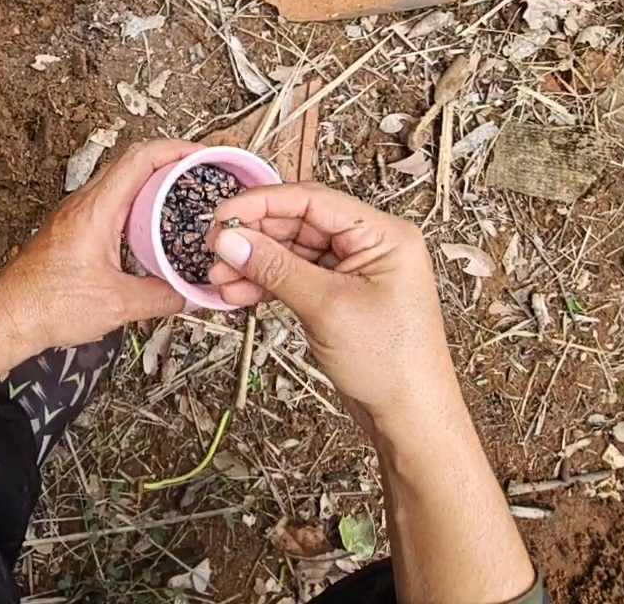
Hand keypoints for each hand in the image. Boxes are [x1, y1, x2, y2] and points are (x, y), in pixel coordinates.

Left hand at [0, 139, 196, 384]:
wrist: (7, 316)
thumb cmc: (46, 304)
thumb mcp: (117, 304)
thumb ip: (159, 296)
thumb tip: (187, 293)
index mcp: (96, 210)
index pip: (140, 159)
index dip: (175, 148)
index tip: (200, 152)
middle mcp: (84, 203)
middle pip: (130, 161)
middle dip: (168, 159)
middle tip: (197, 170)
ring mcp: (76, 214)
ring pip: (119, 180)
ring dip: (150, 179)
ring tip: (179, 191)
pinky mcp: (72, 228)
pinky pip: (109, 200)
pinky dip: (134, 201)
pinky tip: (148, 223)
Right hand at [210, 184, 538, 603]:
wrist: (411, 422)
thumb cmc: (388, 363)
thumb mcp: (325, 307)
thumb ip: (274, 267)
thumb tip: (228, 240)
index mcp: (381, 234)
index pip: (312, 200)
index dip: (262, 204)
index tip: (223, 216)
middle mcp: (367, 244)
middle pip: (297, 223)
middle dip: (254, 238)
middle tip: (213, 250)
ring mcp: (351, 269)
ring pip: (290, 250)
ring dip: (253, 262)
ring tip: (218, 279)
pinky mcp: (336, 292)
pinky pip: (292, 274)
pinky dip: (264, 282)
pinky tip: (235, 292)